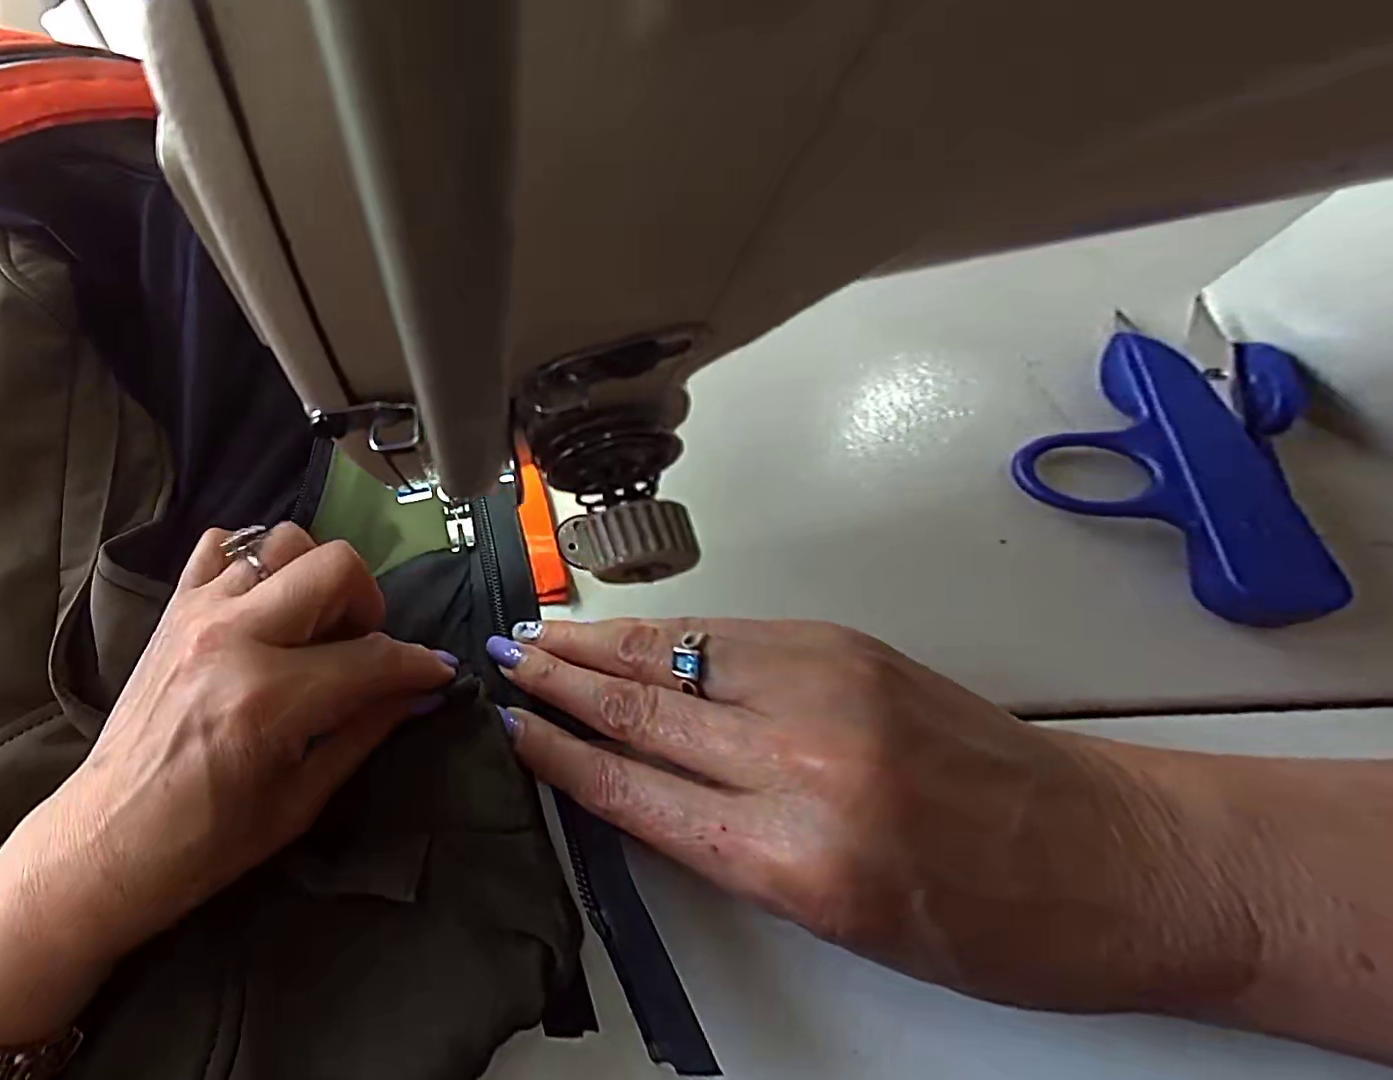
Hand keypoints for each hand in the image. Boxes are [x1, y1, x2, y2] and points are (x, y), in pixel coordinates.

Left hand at [0, 524, 456, 1044]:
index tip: (436, 671)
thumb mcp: (302, 798)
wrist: (103, 845)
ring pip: (282, 542)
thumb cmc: (206, 843)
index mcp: (268, 697)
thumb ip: (366, 730)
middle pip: (333, 566)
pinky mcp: (172, 611)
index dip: (417, 663)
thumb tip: (420, 691)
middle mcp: (233, 637)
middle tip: (363, 642)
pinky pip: (220, 547)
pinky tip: (263, 604)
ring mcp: (196, 614)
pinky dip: (254, 563)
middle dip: (369, 601)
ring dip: (315, 579)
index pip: (371, 656)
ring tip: (313, 625)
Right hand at [490, 618, 1259, 1015]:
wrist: (1103, 852)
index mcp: (793, 857)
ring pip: (667, 655)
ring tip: (537, 635)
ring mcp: (820, 685)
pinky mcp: (835, 642)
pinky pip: (715, 634)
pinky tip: (617, 631)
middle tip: (503, 661)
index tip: (512, 728)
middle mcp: (799, 762)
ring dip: (591, 644)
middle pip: (638, 709)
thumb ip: (711, 835)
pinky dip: (653, 632)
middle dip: (556, 681)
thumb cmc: (974, 916)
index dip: (558, 753)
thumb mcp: (825, 914)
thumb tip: (623, 773)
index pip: (633, 789)